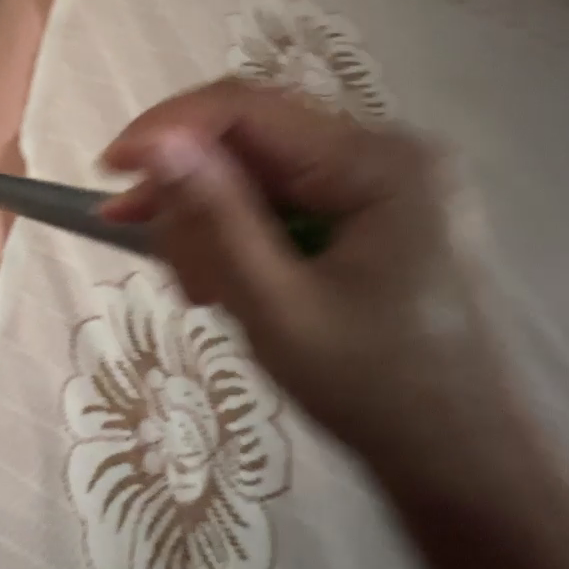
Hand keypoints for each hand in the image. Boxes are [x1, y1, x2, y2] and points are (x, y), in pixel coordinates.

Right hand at [97, 80, 532, 477]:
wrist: (461, 460)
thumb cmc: (375, 388)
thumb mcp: (275, 305)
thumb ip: (214, 216)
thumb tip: (153, 141)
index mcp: (380, 164)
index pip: (243, 108)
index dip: (163, 128)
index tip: (107, 171)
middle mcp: (384, 151)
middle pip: (241, 137)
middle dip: (183, 188)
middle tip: (134, 238)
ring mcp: (378, 178)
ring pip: (245, 168)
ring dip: (201, 219)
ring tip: (195, 286)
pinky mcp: (365, 204)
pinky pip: (269, 196)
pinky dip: (229, 232)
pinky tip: (219, 280)